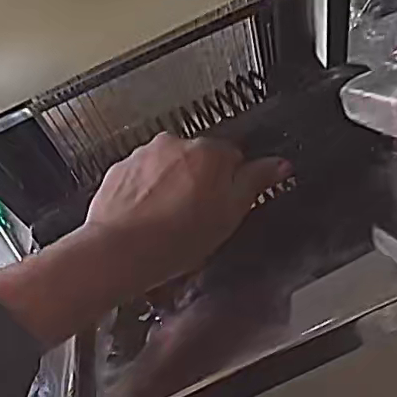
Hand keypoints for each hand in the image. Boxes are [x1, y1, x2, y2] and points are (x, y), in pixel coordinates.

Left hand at [0, 133, 287, 346]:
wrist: (118, 252)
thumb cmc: (172, 240)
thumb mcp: (229, 216)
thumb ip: (255, 183)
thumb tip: (278, 165)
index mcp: (209, 152)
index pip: (233, 158)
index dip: (230, 187)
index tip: (223, 208)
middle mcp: (174, 144)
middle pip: (198, 161)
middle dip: (198, 185)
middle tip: (195, 222)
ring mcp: (142, 156)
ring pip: (166, 170)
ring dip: (169, 190)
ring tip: (167, 227)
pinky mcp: (118, 172)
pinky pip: (139, 180)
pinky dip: (143, 197)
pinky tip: (145, 223)